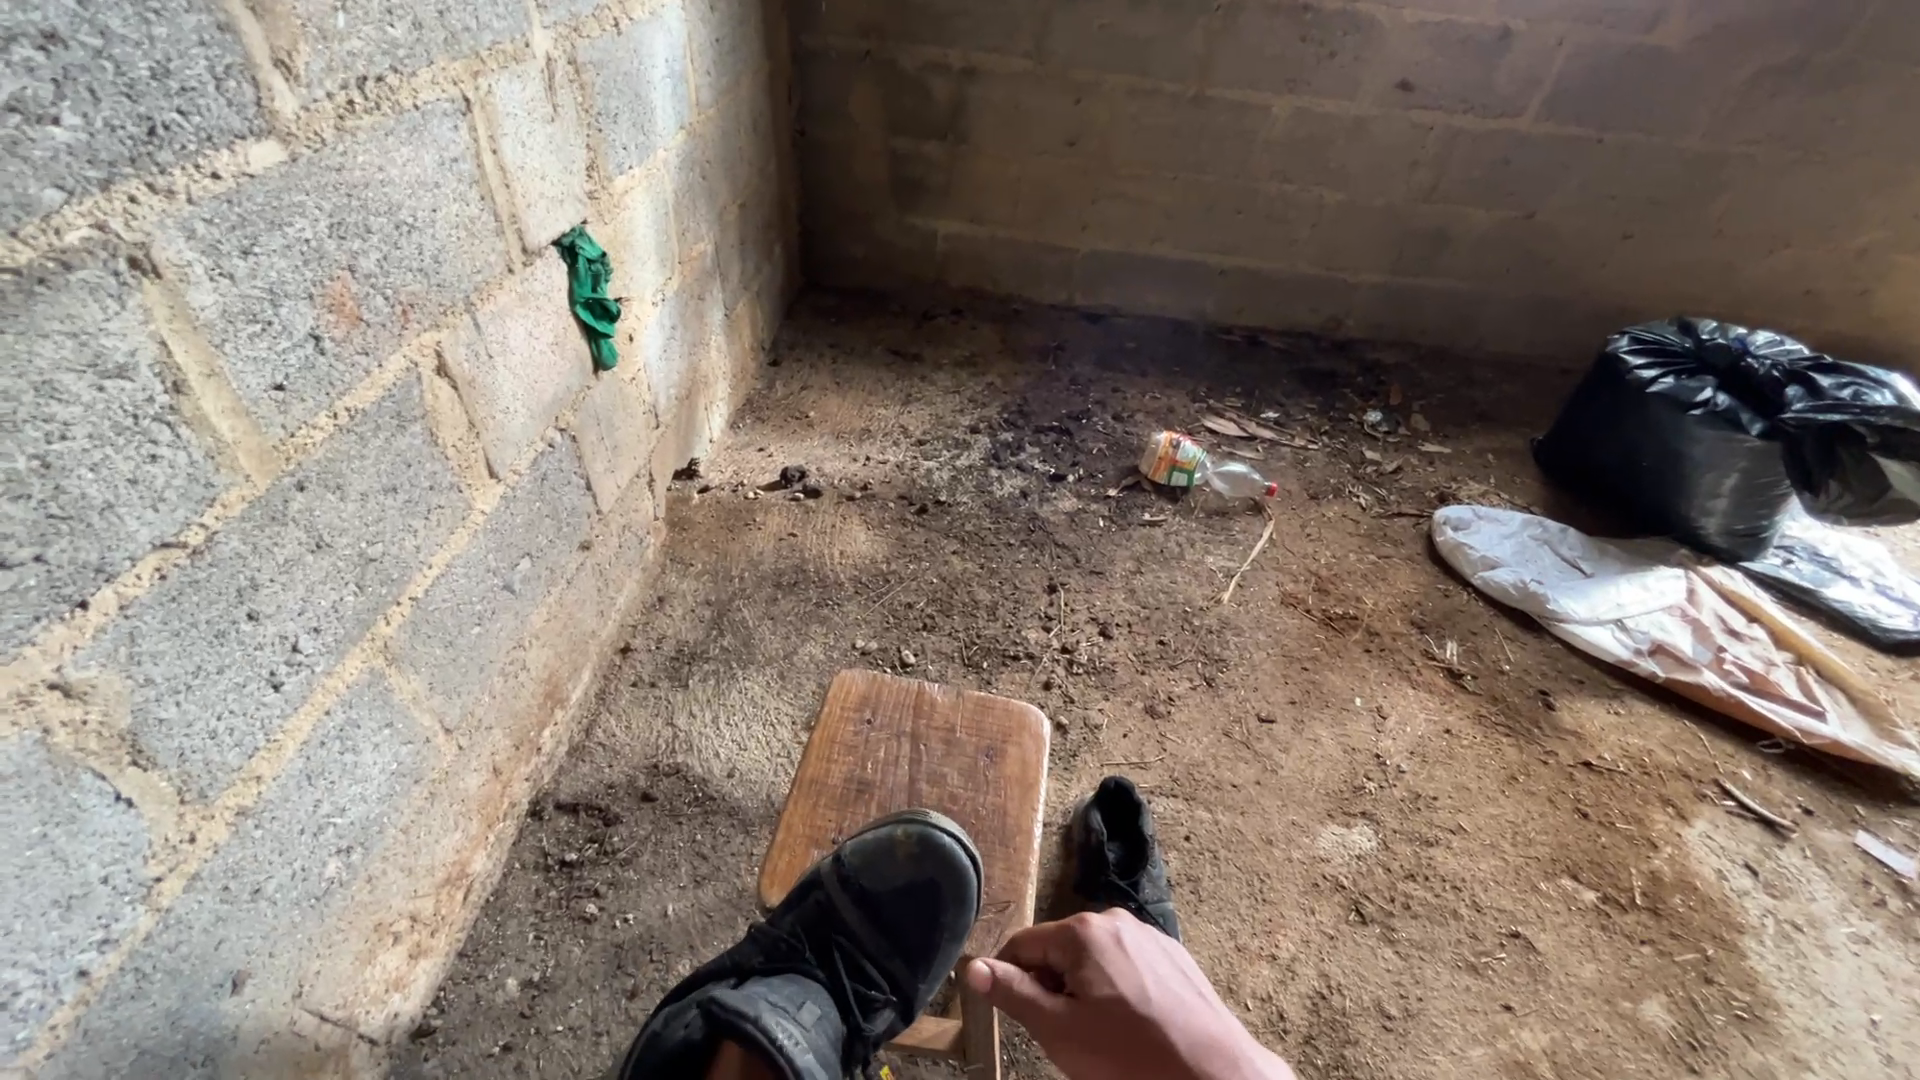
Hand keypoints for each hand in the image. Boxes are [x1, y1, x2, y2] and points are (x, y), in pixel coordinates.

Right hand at [963, 909, 1295, 1079]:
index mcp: (1081, 931)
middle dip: (1053, 987)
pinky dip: (1118, 989)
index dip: (1010, 980)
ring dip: (1085, 989)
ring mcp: (1147, 934)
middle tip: (1068, 1035)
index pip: (1022, 945)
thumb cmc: (1130, 1058)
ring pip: (1094, 958)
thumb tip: (971, 967)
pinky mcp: (1173, 954)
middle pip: (1059, 949)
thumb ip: (1013, 994)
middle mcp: (1113, 919)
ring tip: (1103, 1035)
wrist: (1216, 1077)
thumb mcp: (1059, 1032)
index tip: (1019, 1017)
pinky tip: (1133, 1026)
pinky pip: (1127, 963)